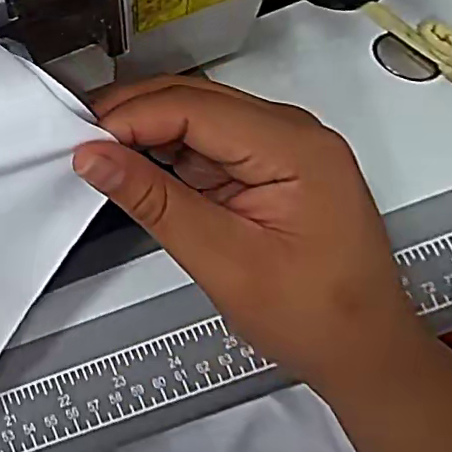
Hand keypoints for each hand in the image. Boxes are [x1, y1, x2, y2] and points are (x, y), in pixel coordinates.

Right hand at [71, 76, 423, 389]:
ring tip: (102, 152)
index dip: (131, 117)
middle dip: (130, 114)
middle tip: (84, 139)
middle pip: (188, 96)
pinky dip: (160, 145)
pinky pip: (197, 133)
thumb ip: (153, 200)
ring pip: (187, 109)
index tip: (87, 141)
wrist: (366, 355)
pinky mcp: (259, 155)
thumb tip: (95, 156)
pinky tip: (136, 163)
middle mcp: (289, 130)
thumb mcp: (224, 262)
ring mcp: (275, 140)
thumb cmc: (320, 319)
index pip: (191, 107)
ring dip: (141, 127)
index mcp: (295, 148)